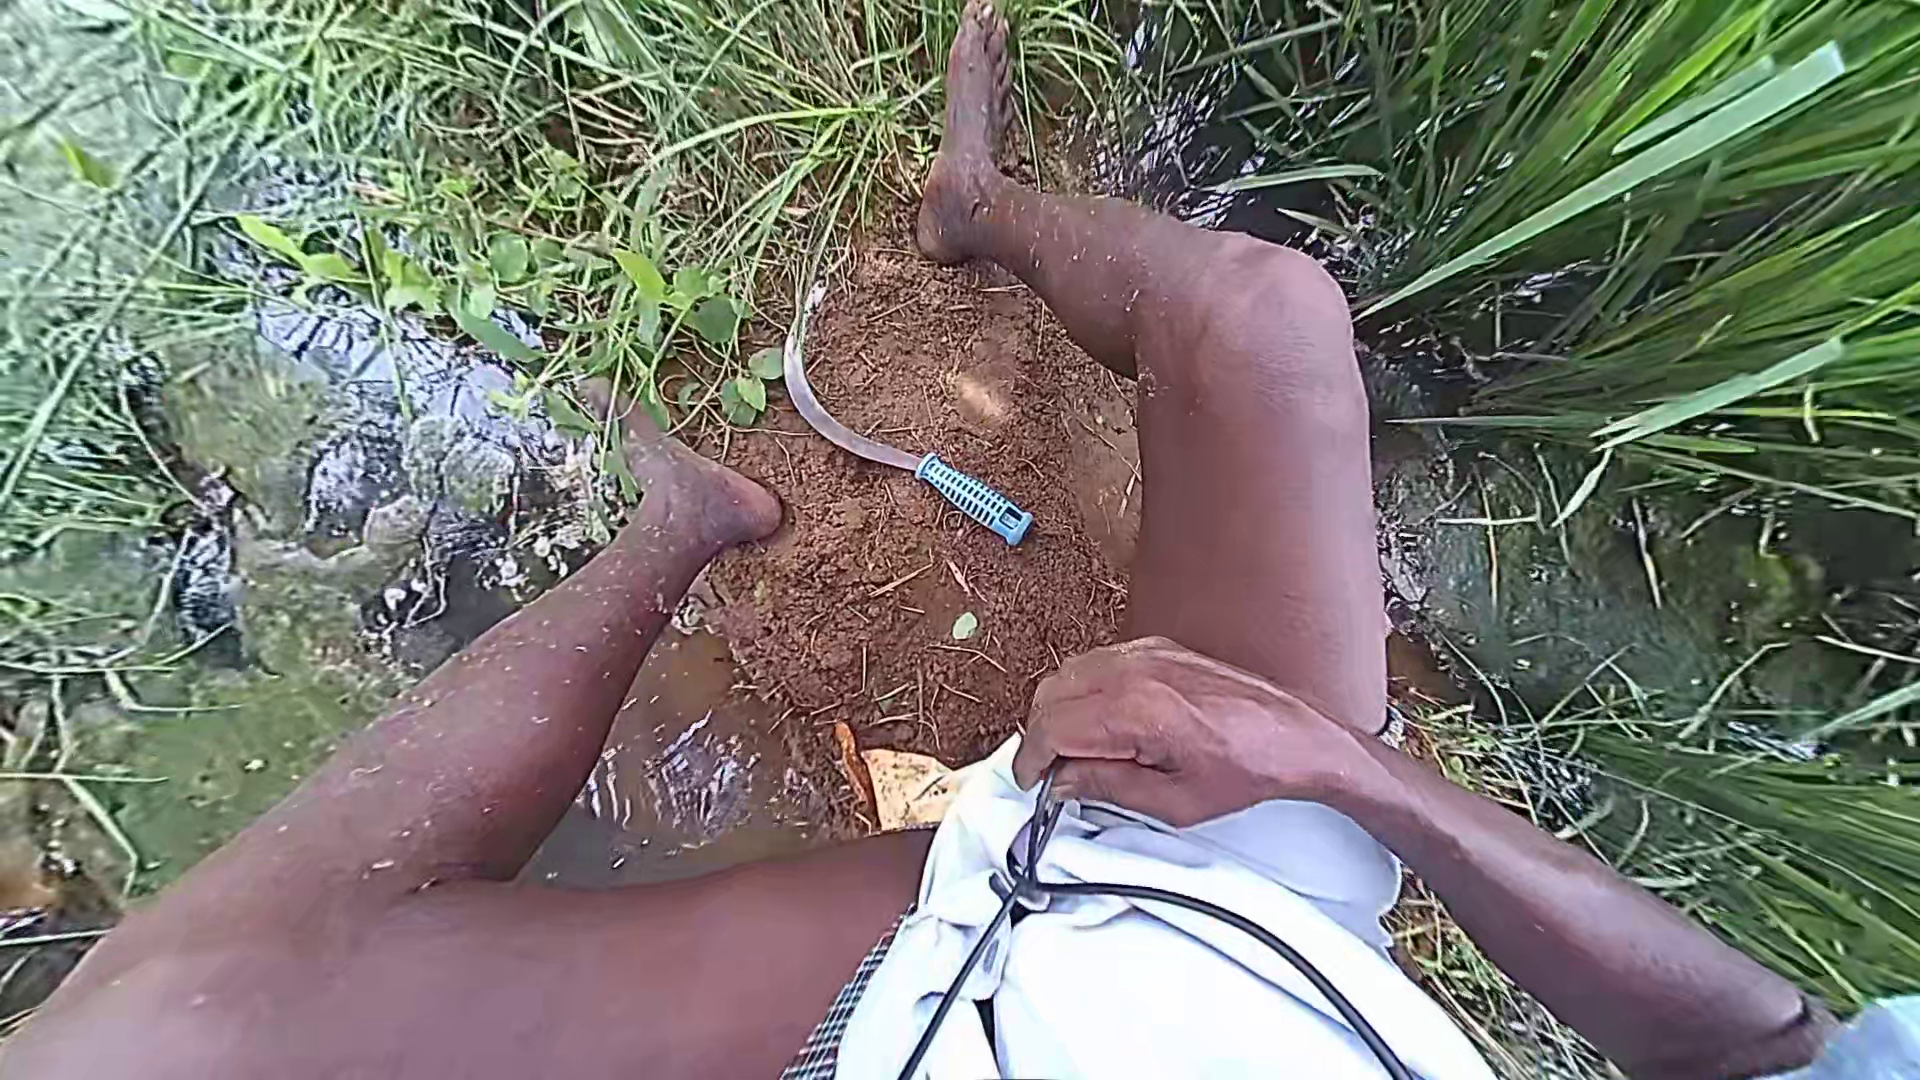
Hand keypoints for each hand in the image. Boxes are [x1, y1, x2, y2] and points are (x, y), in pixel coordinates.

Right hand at [1012, 637, 1377, 825]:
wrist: (1293, 734)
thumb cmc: (1245, 768)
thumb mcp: (1172, 801)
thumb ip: (1104, 786)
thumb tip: (1061, 782)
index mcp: (1135, 711)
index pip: (1052, 727)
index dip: (1032, 759)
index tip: (1031, 780)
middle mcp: (1132, 671)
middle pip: (1049, 695)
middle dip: (1041, 736)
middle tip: (1053, 769)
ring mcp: (1140, 652)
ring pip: (1065, 674)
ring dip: (1057, 711)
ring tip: (1077, 747)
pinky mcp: (1150, 646)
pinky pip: (1093, 662)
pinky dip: (1081, 690)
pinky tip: (1100, 718)